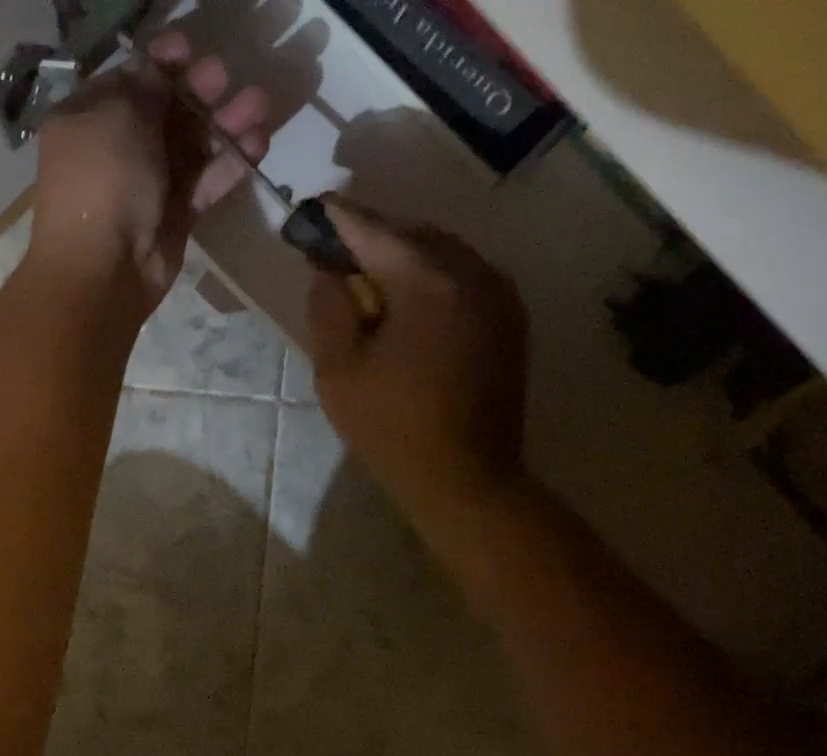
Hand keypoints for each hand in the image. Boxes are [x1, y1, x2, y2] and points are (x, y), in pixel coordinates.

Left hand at [28, 32, 269, 307]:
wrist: (103, 267)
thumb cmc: (101, 180)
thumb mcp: (117, 115)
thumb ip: (145, 87)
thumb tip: (159, 71)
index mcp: (87, 121)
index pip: (126, 83)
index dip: (158, 64)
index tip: (187, 48)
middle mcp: (116, 151)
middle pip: (165, 113)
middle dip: (197, 92)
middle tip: (224, 76)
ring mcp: (147, 185)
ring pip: (191, 147)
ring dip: (225, 125)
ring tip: (260, 106)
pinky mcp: (175, 216)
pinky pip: (205, 182)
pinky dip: (229, 164)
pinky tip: (258, 144)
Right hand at [306, 199, 530, 512]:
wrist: (465, 477)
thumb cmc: (391, 427)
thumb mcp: (338, 370)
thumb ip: (328, 308)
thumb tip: (329, 271)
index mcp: (426, 281)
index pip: (374, 231)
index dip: (340, 219)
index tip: (315, 208)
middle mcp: (472, 273)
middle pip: (415, 234)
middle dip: (376, 235)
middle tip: (340, 248)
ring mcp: (499, 295)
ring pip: (446, 252)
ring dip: (408, 254)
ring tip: (374, 273)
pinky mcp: (510, 320)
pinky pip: (467, 277)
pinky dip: (436, 276)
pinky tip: (414, 300)